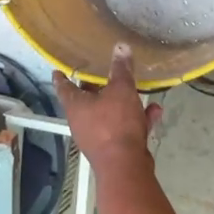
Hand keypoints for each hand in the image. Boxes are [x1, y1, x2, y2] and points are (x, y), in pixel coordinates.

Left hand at [54, 43, 163, 174]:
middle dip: (96, 88)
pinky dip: (136, 119)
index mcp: (75, 105)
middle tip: (102, 74)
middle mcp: (81, 122)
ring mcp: (96, 137)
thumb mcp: (121, 89)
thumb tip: (120, 46)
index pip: (63, 86)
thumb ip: (121, 68)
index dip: (61, 76)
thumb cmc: (115, 123)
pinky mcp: (113, 149)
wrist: (125, 166)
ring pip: (108, 114)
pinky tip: (155, 112)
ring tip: (138, 91)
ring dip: (123, 103)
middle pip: (86, 100)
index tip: (58, 69)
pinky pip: (123, 128)